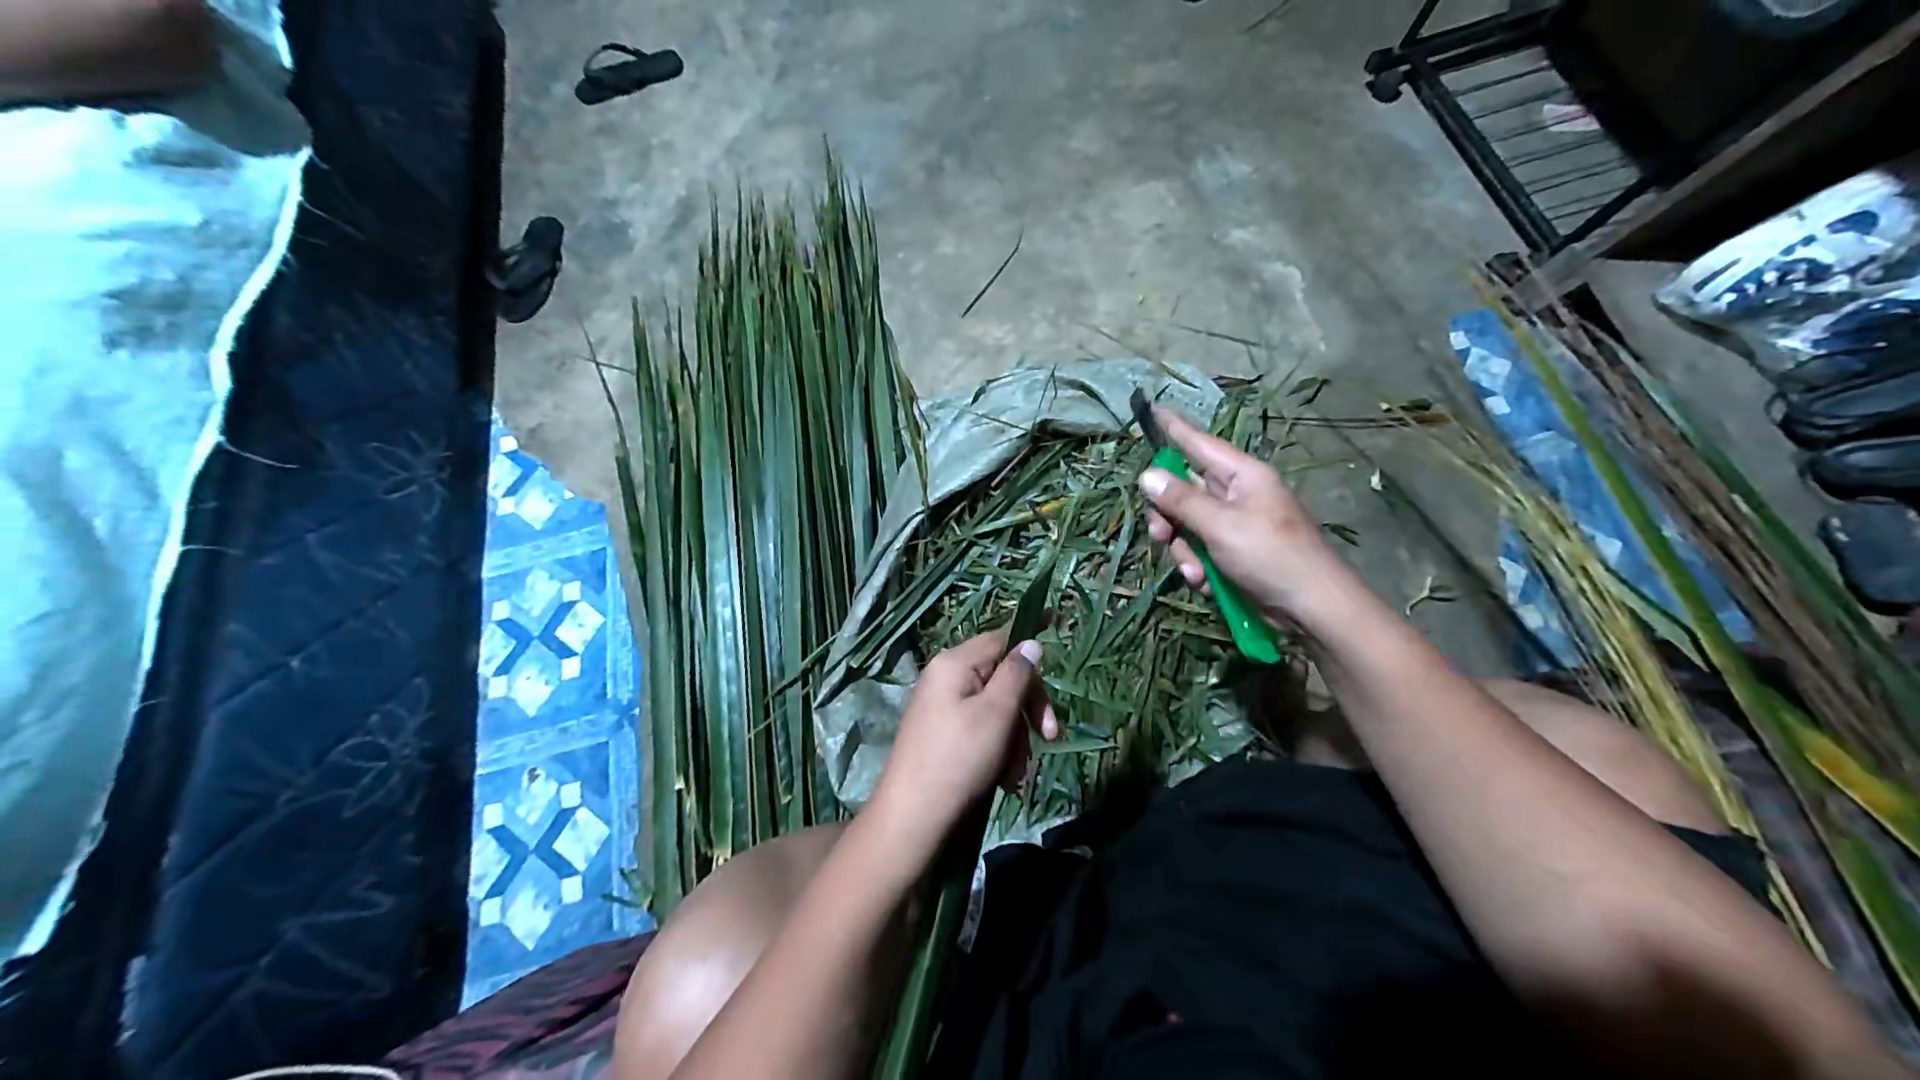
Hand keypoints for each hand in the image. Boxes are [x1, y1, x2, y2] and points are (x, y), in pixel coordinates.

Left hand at [869, 631, 1055, 850]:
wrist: (914, 815)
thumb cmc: (960, 758)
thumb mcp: (997, 713)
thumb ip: (1017, 674)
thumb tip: (1031, 642)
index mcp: (954, 662)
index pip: (1001, 640)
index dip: (1030, 657)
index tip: (1055, 682)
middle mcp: (944, 676)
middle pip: (1001, 677)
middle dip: (1027, 709)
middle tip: (1050, 738)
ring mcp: (940, 705)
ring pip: (994, 707)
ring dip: (1015, 736)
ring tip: (1017, 772)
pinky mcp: (941, 731)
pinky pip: (979, 727)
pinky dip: (997, 748)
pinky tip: (1004, 777)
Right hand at [1139, 406, 1359, 628]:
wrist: (1311, 608)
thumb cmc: (1270, 556)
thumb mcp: (1220, 525)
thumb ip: (1181, 500)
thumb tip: (1147, 475)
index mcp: (1243, 475)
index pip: (1199, 443)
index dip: (1175, 428)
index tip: (1153, 408)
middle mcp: (1238, 494)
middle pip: (1184, 490)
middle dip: (1167, 516)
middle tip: (1160, 536)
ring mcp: (1236, 524)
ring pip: (1187, 524)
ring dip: (1183, 549)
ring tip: (1194, 571)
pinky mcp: (1234, 552)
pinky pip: (1200, 549)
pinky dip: (1198, 566)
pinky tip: (1205, 582)